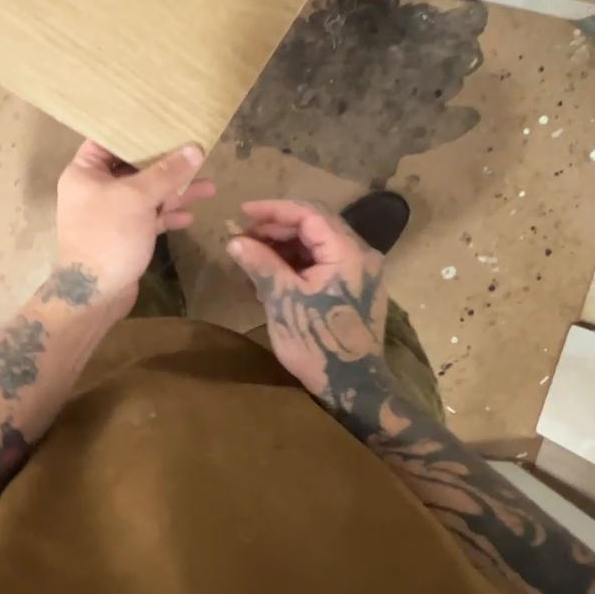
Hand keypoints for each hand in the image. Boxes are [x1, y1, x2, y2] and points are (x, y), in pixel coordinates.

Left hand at [55, 140, 214, 303]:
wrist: (95, 294)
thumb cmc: (108, 236)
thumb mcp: (138, 198)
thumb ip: (167, 172)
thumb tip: (195, 149)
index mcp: (84, 172)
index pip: (109, 140)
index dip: (137, 131)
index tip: (166, 122)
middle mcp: (94, 190)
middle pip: (134, 167)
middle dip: (167, 165)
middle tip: (198, 156)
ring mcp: (109, 214)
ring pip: (146, 194)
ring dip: (175, 192)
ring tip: (209, 188)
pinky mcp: (122, 235)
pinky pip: (148, 218)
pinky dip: (167, 216)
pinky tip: (190, 217)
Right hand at [226, 199, 390, 409]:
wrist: (352, 384)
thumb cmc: (317, 341)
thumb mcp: (283, 301)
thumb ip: (261, 264)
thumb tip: (234, 240)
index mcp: (347, 252)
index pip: (310, 214)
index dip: (274, 210)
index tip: (243, 212)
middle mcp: (360, 255)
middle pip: (316, 225)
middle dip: (277, 226)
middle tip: (244, 234)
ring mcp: (360, 272)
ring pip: (319, 243)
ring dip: (285, 244)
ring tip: (252, 252)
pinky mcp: (354, 288)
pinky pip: (324, 262)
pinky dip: (297, 261)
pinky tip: (272, 270)